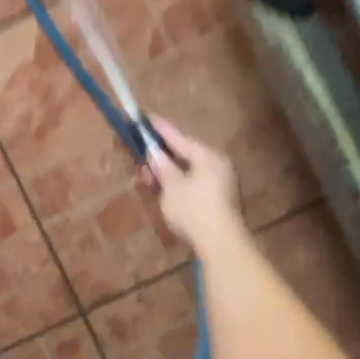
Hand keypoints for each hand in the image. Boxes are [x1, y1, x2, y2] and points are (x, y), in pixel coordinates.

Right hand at [137, 116, 245, 248]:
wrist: (220, 242)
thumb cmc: (193, 209)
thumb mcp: (171, 185)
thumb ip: (162, 166)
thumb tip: (154, 152)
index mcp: (207, 156)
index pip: (178, 137)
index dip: (160, 128)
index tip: (145, 116)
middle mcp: (216, 164)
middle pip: (183, 153)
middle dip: (160, 153)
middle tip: (139, 151)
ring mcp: (219, 181)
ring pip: (186, 168)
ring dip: (165, 170)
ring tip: (145, 176)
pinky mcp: (216, 197)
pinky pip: (191, 181)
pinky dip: (174, 181)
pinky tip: (160, 187)